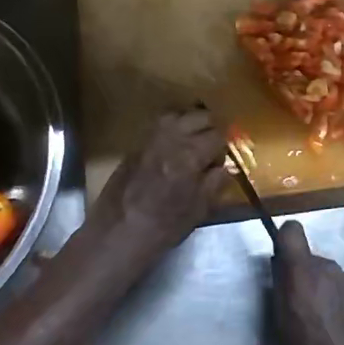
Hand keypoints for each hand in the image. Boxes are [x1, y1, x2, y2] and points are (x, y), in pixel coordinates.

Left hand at [89, 108, 230, 263]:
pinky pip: (159, 123)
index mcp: (191, 154)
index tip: (224, 158)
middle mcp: (172, 137)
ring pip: (178, 114)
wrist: (118, 230)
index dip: (225, 146)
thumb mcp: (198, 210)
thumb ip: (215, 183)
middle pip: (200, 116)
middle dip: (211, 127)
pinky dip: (172, 126)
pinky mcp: (136, 142)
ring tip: (195, 139)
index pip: (218, 136)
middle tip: (213, 146)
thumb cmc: (163, 226)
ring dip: (190, 122)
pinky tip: (173, 143)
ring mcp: (151, 136)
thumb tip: (225, 167)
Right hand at [273, 222, 343, 344]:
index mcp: (303, 270)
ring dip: (321, 288)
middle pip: (309, 258)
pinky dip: (336, 298)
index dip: (285, 239)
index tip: (282, 259)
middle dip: (302, 274)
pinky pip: (341, 287)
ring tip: (321, 319)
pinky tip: (338, 324)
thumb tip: (281, 270)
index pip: (292, 230)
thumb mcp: (282, 322)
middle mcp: (327, 266)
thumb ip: (280, 288)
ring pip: (326, 273)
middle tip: (299, 303)